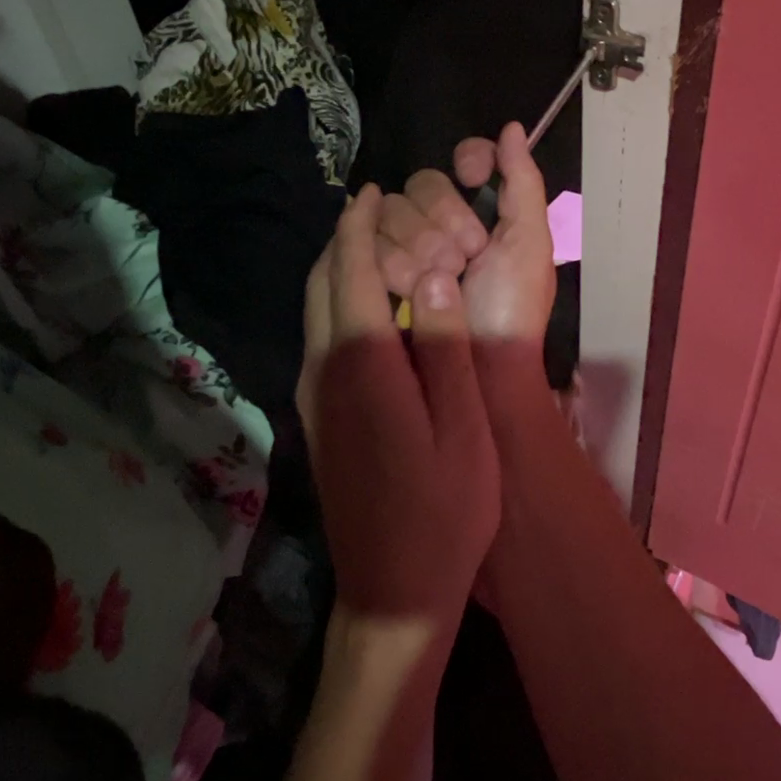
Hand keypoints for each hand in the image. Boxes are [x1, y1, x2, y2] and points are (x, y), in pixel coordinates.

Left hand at [297, 186, 499, 620]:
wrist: (393, 587)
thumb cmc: (447, 510)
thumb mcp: (464, 426)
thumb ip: (446, 347)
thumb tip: (435, 275)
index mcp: (366, 367)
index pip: (353, 275)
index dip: (360, 228)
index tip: (373, 193)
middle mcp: (326, 373)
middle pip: (322, 286)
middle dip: (345, 239)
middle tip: (378, 209)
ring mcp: (315, 398)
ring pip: (315, 312)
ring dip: (339, 270)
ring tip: (375, 245)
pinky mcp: (318, 418)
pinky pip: (320, 337)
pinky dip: (339, 303)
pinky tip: (370, 307)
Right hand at [375, 122, 556, 339]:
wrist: (477, 368)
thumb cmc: (510, 309)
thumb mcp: (529, 246)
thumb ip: (523, 183)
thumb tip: (511, 126)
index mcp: (486, 213)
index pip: (467, 158)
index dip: (470, 158)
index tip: (472, 175)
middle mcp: (443, 222)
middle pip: (424, 182)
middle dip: (446, 218)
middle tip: (466, 258)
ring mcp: (404, 244)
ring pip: (393, 209)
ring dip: (419, 245)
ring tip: (439, 281)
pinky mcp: (371, 267)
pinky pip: (367, 237)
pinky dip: (392, 260)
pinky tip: (408, 286)